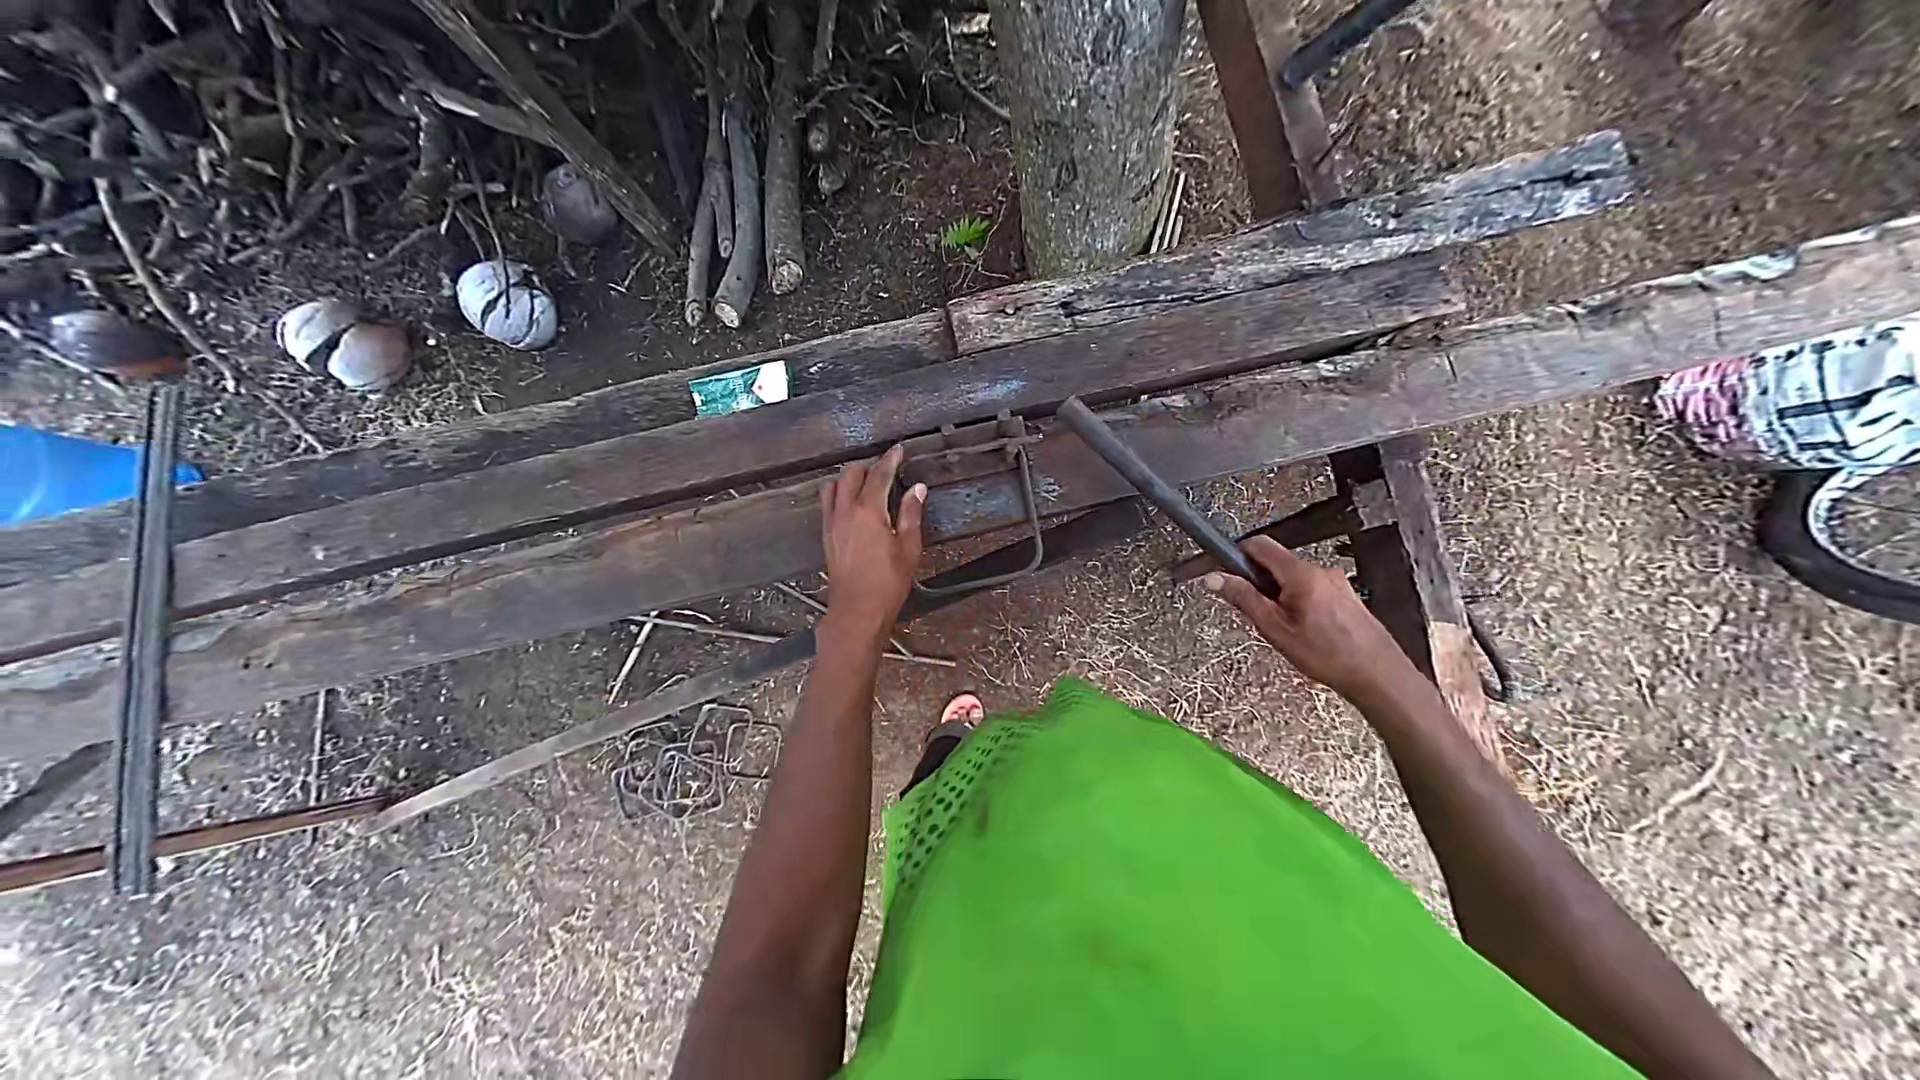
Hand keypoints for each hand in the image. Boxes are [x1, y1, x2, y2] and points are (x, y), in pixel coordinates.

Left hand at [819, 444, 925, 637]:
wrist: (858, 610)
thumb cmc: (887, 583)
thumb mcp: (909, 548)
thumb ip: (911, 514)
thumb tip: (917, 490)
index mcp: (868, 511)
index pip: (879, 475)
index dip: (890, 460)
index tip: (898, 451)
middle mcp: (845, 512)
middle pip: (851, 474)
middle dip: (868, 466)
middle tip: (885, 468)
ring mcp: (832, 524)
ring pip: (834, 486)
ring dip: (849, 478)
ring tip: (866, 482)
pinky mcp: (826, 536)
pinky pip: (828, 504)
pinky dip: (838, 494)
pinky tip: (850, 503)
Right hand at [1203, 536, 1416, 702]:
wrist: (1377, 675)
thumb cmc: (1329, 655)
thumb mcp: (1274, 628)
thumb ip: (1243, 598)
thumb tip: (1216, 579)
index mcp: (1301, 574)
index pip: (1259, 545)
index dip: (1238, 556)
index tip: (1229, 575)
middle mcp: (1321, 571)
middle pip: (1275, 563)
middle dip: (1260, 584)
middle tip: (1260, 615)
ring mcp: (1336, 582)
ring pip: (1293, 579)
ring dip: (1280, 596)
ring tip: (1286, 629)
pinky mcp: (1344, 594)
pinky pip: (1311, 589)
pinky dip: (1299, 603)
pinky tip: (1305, 631)